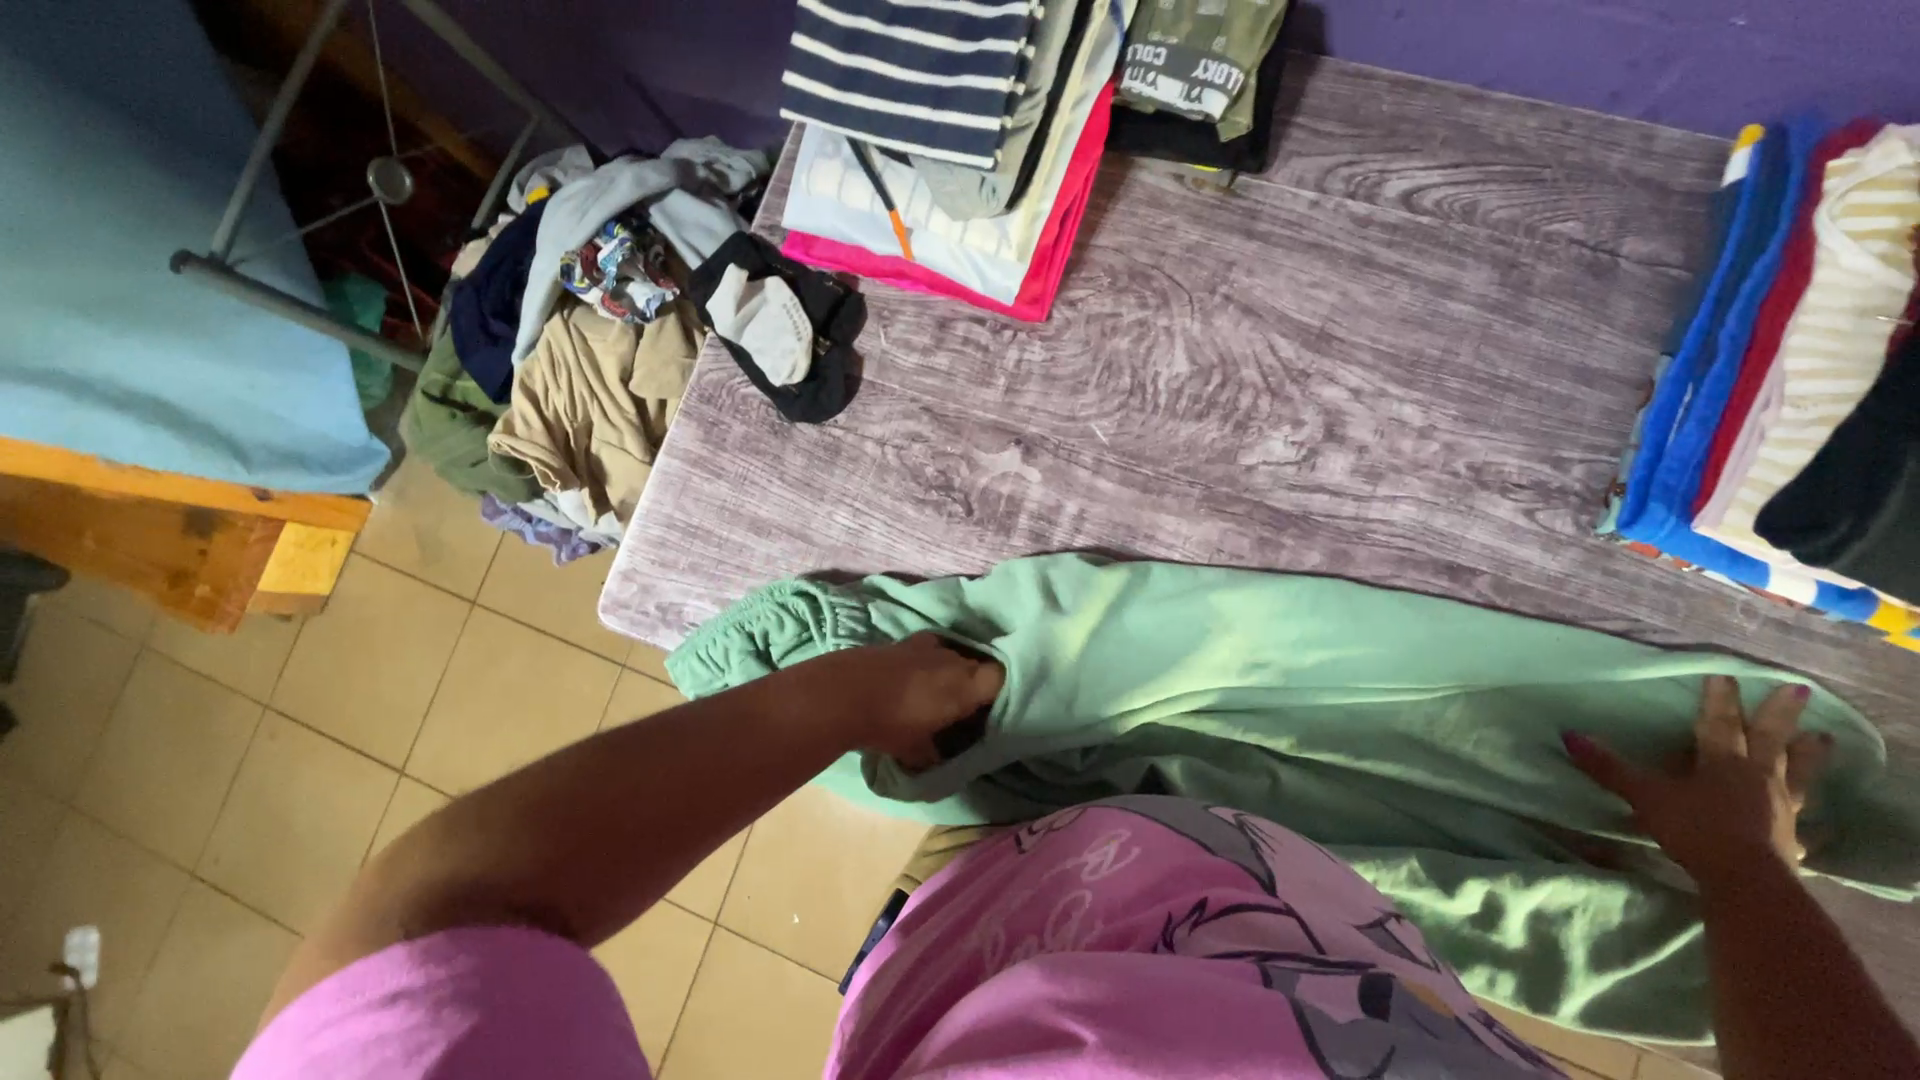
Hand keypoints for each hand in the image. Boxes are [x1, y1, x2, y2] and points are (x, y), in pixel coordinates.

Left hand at [783, 632, 1003, 765]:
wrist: (843, 694)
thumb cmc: (890, 725)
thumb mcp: (917, 752)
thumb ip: (935, 754)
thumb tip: (938, 758)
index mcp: (966, 686)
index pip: (1000, 678)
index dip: (999, 691)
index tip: (992, 708)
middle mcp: (954, 659)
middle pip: (977, 665)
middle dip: (976, 681)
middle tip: (965, 704)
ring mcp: (927, 645)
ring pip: (952, 654)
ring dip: (950, 669)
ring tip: (938, 690)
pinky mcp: (903, 641)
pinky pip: (928, 648)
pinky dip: (926, 661)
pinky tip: (912, 678)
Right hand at [1563, 675, 1831, 888]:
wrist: (1745, 880)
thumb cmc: (1695, 829)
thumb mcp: (1645, 796)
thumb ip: (1609, 767)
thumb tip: (1570, 735)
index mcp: (1723, 762)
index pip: (1720, 722)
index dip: (1719, 699)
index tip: (1724, 675)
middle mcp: (1758, 777)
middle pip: (1770, 738)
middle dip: (1779, 713)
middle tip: (1797, 690)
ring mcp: (1780, 806)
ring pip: (1796, 771)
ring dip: (1807, 754)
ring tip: (1821, 737)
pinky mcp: (1790, 835)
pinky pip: (1804, 815)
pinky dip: (1809, 810)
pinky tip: (1815, 815)